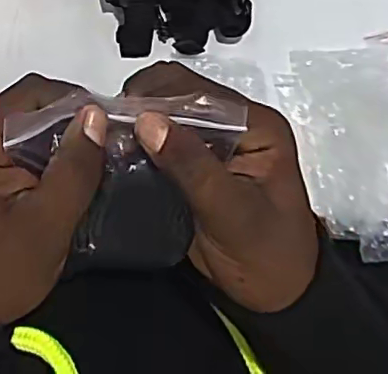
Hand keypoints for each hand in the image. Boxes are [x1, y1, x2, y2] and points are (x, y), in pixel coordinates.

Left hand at [0, 74, 107, 325]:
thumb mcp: (45, 225)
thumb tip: (96, 116)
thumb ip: (73, 170)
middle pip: (35, 101)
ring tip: (100, 156)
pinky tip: (75, 168)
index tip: (114, 126)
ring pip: (33, 117)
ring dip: (66, 134)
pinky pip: (25, 134)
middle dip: (75, 120)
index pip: (36, 93)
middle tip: (112, 144)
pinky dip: (52, 146)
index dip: (79, 104)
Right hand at [124, 62, 318, 312]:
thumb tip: (149, 121)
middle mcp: (234, 120)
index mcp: (256, 125)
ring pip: (163, 104)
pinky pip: (159, 127)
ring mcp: (212, 133)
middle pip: (176, 89)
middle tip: (113, 127)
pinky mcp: (192, 150)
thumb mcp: (233, 216)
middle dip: (142, 104)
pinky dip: (137, 132)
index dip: (157, 99)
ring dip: (136, 116)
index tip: (123, 117)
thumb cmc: (267, 259)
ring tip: (113, 137)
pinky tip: (121, 147)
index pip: (198, 92)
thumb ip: (193, 167)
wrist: (275, 299)